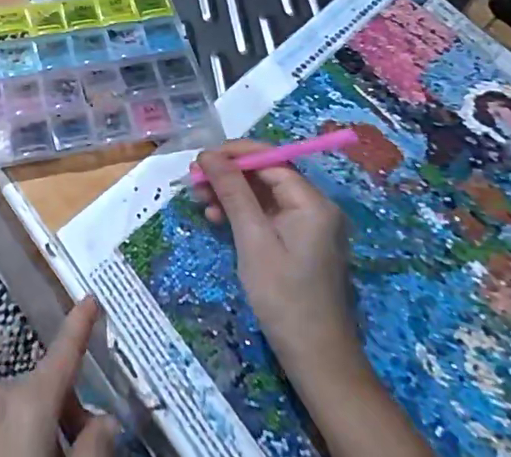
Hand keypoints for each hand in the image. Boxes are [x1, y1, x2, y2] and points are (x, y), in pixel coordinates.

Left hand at [0, 296, 117, 456]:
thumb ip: (94, 448)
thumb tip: (107, 421)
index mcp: (31, 399)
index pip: (63, 354)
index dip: (80, 326)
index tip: (91, 298)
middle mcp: (2, 395)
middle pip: (47, 388)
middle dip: (71, 410)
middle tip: (90, 443)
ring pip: (24, 406)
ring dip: (47, 425)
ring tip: (60, 455)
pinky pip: (1, 423)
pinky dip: (22, 435)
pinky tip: (30, 455)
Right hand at [191, 140, 358, 355]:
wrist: (315, 357)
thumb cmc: (284, 296)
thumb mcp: (252, 239)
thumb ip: (232, 192)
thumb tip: (209, 154)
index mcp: (312, 202)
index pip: (270, 160)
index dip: (234, 155)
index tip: (200, 160)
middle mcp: (314, 207)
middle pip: (266, 175)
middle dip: (228, 174)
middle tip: (194, 181)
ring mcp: (307, 225)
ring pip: (262, 194)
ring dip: (230, 193)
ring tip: (200, 200)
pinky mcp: (298, 242)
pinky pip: (266, 214)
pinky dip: (241, 212)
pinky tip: (216, 219)